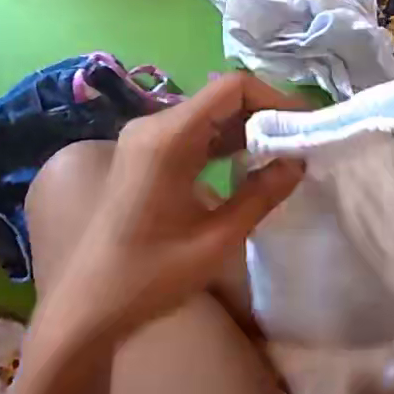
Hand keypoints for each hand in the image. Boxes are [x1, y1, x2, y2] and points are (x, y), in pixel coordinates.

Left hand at [42, 72, 307, 342]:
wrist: (88, 305)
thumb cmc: (151, 276)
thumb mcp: (217, 239)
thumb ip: (261, 194)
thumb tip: (298, 161)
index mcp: (168, 138)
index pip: (231, 87)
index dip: (274, 97)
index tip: (305, 124)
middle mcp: (152, 126)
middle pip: (220, 97)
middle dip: (264, 113)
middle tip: (301, 141)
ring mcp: (143, 139)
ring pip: (207, 114)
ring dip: (245, 128)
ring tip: (283, 154)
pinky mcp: (142, 155)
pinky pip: (191, 133)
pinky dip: (223, 142)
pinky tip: (247, 165)